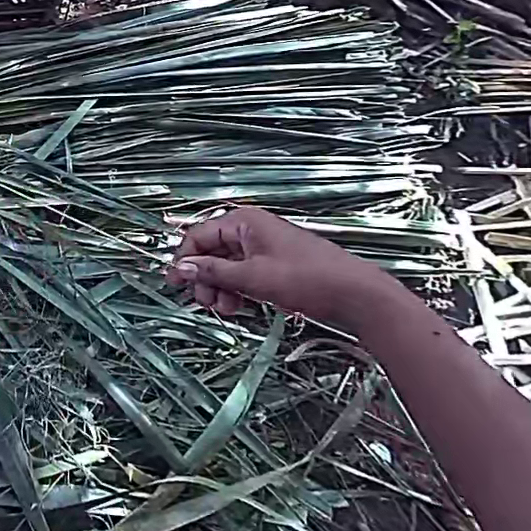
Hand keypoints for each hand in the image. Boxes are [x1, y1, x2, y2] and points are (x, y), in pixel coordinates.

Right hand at [167, 206, 419, 333]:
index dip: (185, 259)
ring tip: (227, 308)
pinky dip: (237, 291)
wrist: (356, 296)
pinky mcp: (273, 266)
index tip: (175, 282)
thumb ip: (213, 272)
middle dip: (205, 278)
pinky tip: (240, 306)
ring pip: (226, 267)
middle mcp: (251, 230)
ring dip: (220, 288)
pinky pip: (243, 275)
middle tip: (206, 301)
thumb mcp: (253, 277)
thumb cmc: (310, 278)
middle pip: (211, 252)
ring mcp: (263, 248)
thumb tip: (182, 268)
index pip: (199, 235)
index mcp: (244, 222)